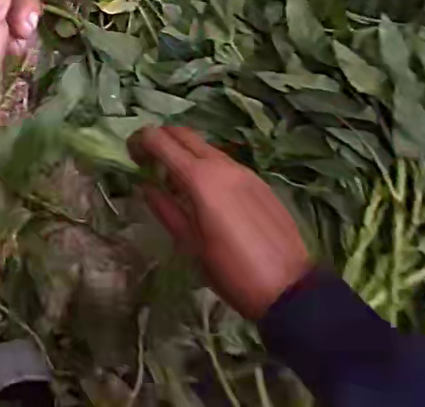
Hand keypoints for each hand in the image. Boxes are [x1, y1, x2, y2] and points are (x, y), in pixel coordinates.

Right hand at [131, 126, 312, 319]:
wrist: (294, 292)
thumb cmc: (233, 272)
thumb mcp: (190, 243)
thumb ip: (164, 208)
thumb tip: (145, 185)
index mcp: (199, 177)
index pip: (158, 139)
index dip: (138, 141)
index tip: (131, 156)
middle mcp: (220, 164)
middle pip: (181, 132)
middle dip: (160, 139)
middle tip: (149, 161)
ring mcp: (243, 170)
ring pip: (203, 145)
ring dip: (183, 152)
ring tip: (177, 180)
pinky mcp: (259, 181)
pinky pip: (223, 161)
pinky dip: (205, 165)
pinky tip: (207, 194)